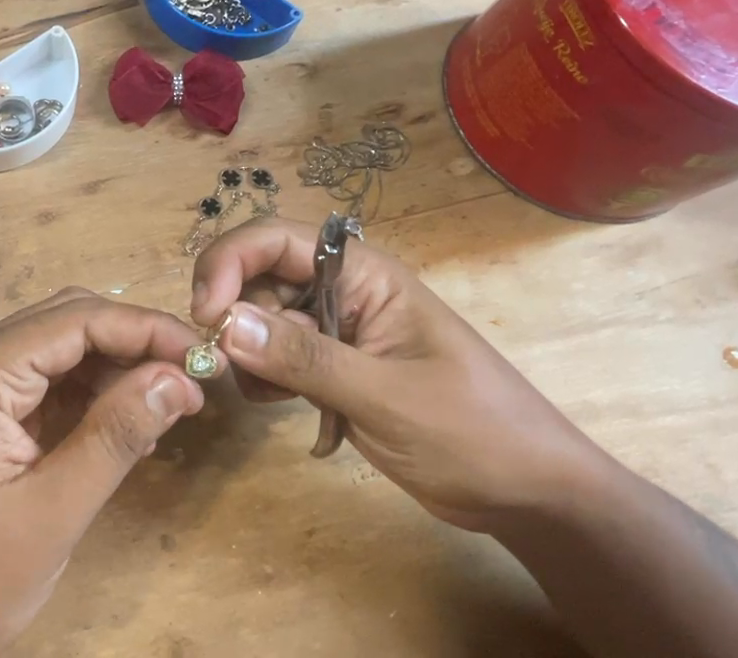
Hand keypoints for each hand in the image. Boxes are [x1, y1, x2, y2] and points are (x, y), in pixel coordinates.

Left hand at [0, 289, 208, 657]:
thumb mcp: (55, 509)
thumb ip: (115, 435)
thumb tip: (178, 377)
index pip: (75, 319)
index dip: (143, 327)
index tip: (202, 355)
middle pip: (67, 321)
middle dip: (133, 340)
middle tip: (192, 376)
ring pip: (61, 348)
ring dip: (116, 366)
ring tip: (171, 404)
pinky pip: (48, 382)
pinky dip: (92, 394)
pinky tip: (131, 425)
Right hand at [190, 217, 613, 533]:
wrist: (530, 496)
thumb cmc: (474, 432)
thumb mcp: (387, 396)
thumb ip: (305, 359)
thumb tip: (223, 325)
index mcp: (365, 275)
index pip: (277, 240)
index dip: (231, 262)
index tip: (207, 315)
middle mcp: (343, 292)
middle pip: (260, 277)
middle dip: (233, 313)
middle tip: (223, 364)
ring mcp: (337, 332)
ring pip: (260, 319)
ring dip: (245, 350)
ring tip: (264, 394)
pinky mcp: (332, 370)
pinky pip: (275, 356)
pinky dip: (262, 376)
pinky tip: (275, 403)